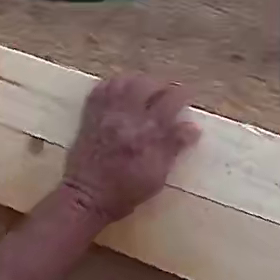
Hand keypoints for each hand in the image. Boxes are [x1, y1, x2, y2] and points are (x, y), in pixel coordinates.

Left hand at [57, 75, 200, 224]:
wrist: (85, 198)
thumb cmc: (125, 192)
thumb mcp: (157, 176)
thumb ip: (174, 147)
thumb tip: (193, 127)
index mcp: (147, 133)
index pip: (171, 100)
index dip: (183, 94)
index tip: (188, 95)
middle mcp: (127, 117)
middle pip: (147, 83)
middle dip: (161, 84)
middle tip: (167, 93)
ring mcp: (106, 114)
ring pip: (124, 81)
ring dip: (138, 81)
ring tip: (145, 89)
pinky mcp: (89, 115)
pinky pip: (101, 88)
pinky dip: (114, 84)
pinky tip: (121, 91)